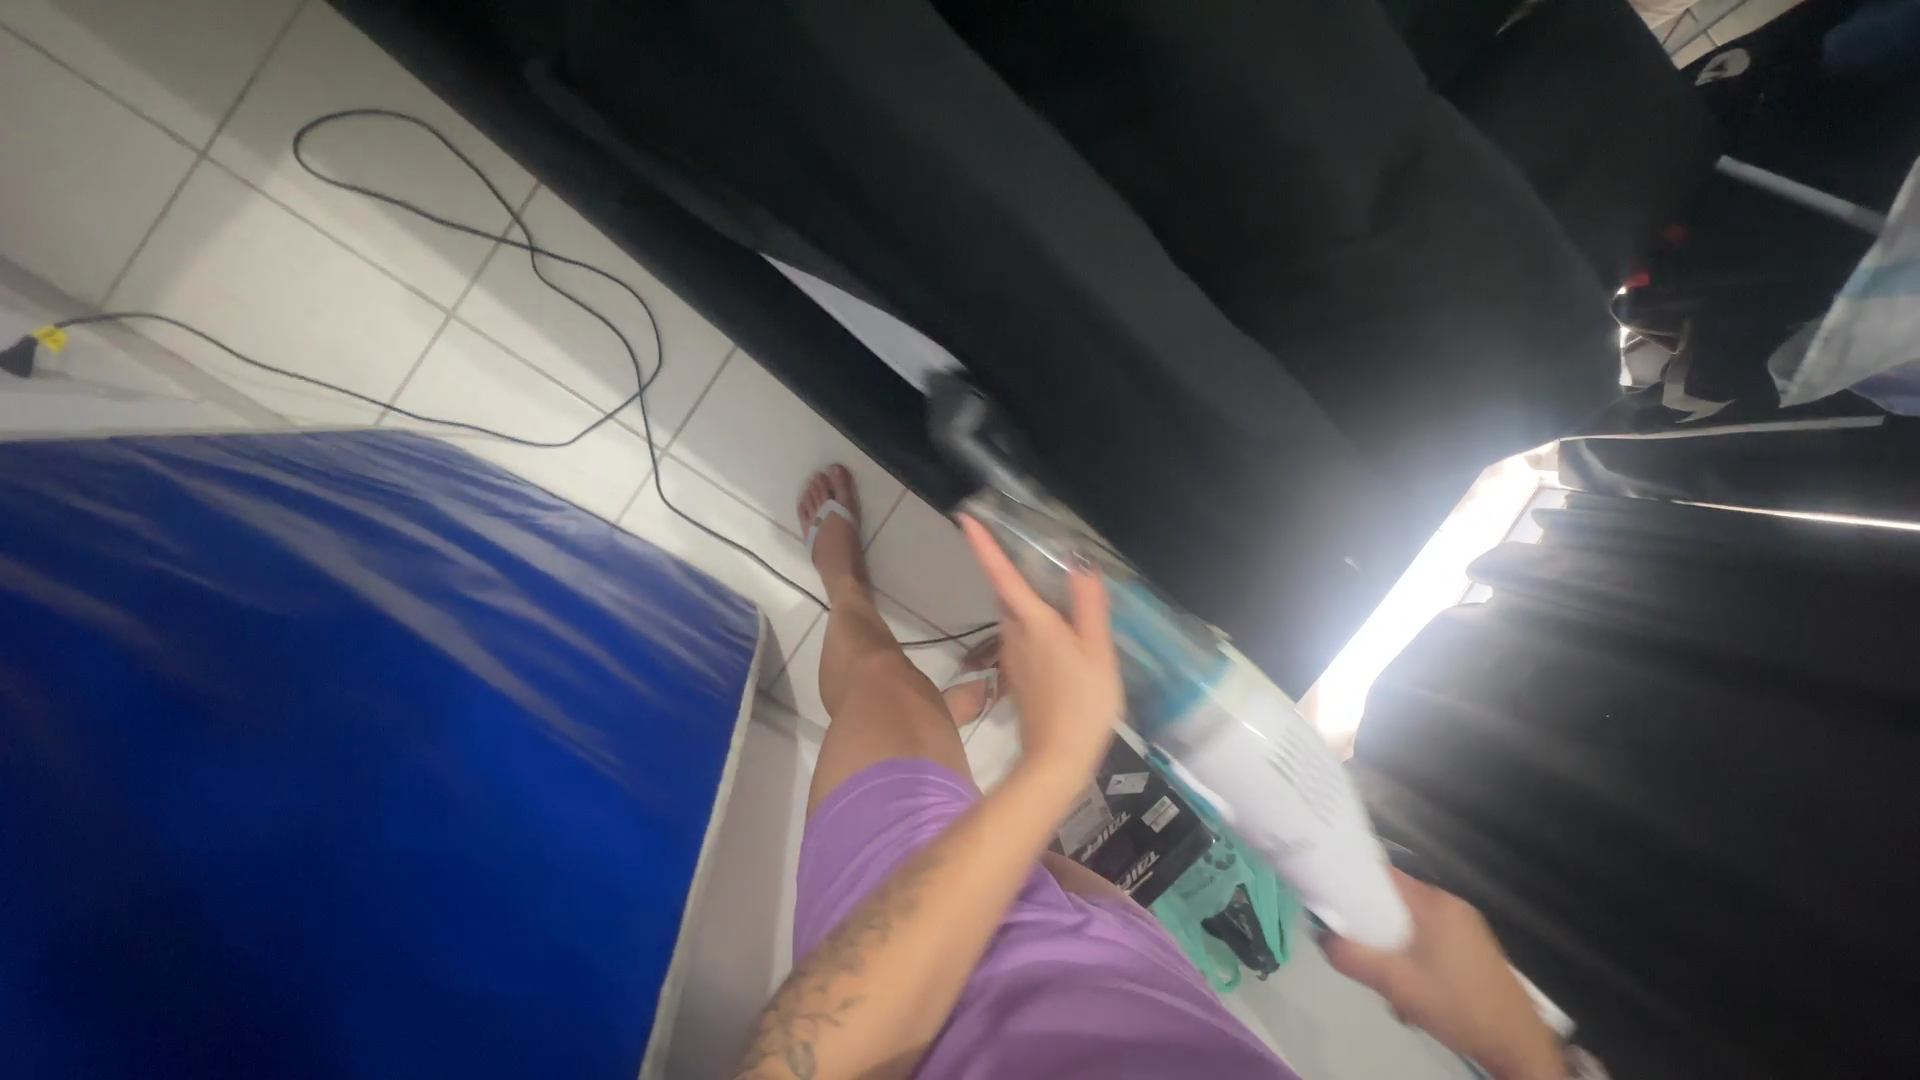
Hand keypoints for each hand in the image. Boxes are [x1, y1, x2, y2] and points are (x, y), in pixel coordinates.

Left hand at [958, 516, 1122, 787]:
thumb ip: (1089, 607)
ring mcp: (1013, 657)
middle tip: (1030, 552)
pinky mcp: (1018, 676)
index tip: (964, 518)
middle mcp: (1014, 634)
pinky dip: (1035, 626)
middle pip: (1008, 595)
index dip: (984, 546)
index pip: (1003, 575)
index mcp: (1033, 622)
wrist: (1058, 758)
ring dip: (1028, 602)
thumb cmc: (1083, 703)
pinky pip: (1023, 638)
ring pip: (1017, 617)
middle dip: (1011, 572)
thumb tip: (1079, 564)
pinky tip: (1060, 637)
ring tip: (1058, 595)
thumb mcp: (1098, 652)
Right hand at [1322, 871, 1565, 1079]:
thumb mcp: (1395, 983)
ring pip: (1411, 922)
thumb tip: (1321, 938)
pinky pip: (1430, 937)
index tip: (1329, 898)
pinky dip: (1414, 953)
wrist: (1520, 1049)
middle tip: (1360, 949)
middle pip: (1395, 900)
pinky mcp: (1475, 949)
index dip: (1352, 881)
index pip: (1382, 874)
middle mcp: (1451, 905)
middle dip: (1373, 924)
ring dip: (1393, 944)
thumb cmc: (1457, 1005)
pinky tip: (1414, 986)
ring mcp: (1467, 928)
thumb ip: (1352, 958)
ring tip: (1389, 977)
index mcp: (1434, 902)